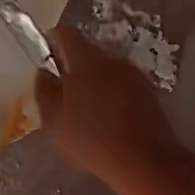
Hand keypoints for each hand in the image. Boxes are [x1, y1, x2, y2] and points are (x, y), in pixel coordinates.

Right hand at [35, 26, 180, 183]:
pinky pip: (124, 87)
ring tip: (85, 111)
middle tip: (61, 91)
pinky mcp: (150, 94)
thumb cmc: (91, 139)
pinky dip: (113, 96)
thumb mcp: (53, 119)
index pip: (65, 34)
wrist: (144, 160)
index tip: (44, 57)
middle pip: (88, 53)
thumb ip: (44, 90)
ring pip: (107, 71)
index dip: (51, 41)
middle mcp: (113, 59)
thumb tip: (44, 72)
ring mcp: (135, 75)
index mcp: (86, 59)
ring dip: (95, 83)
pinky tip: (108, 120)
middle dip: (73, 67)